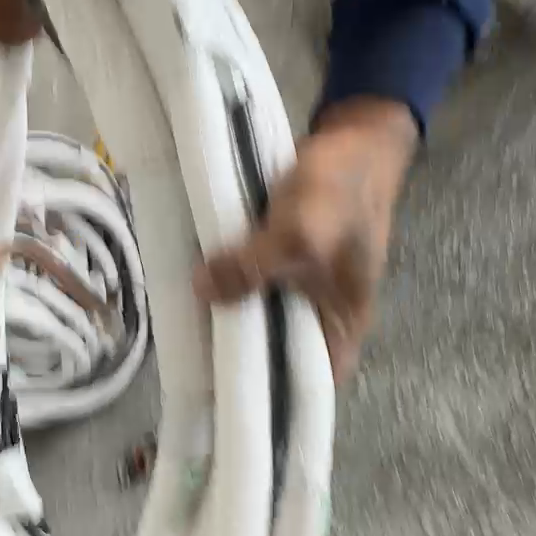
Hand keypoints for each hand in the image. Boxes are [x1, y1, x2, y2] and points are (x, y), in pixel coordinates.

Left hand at [194, 97, 418, 381]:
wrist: (355, 134)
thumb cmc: (343, 190)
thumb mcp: (301, 234)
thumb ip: (254, 268)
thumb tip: (202, 293)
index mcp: (340, 326)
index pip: (305, 385)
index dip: (269, 398)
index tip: (220, 401)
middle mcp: (317, 316)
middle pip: (273, 354)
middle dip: (234, 358)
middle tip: (187, 363)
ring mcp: (297, 289)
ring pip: (255, 318)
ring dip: (223, 319)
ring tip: (179, 331)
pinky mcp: (277, 263)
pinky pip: (245, 285)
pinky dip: (222, 286)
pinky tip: (188, 288)